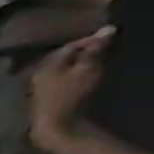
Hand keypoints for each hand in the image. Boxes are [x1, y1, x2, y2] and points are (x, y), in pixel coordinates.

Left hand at [28, 28, 113, 147]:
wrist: (57, 125)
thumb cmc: (73, 92)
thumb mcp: (88, 67)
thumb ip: (96, 49)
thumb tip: (108, 28)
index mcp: (48, 64)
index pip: (71, 45)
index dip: (92, 39)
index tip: (111, 37)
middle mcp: (41, 73)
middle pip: (66, 56)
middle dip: (86, 51)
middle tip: (107, 48)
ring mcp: (42, 86)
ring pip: (65, 67)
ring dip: (82, 62)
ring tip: (100, 60)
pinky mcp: (48, 97)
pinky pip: (64, 77)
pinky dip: (77, 72)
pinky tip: (88, 75)